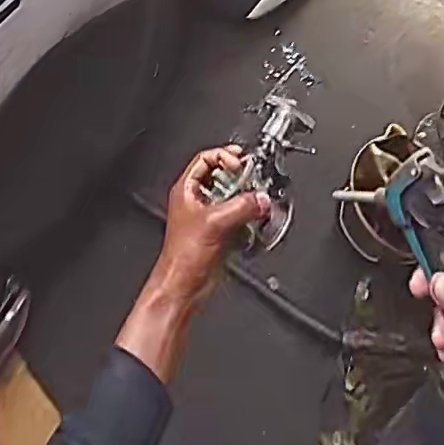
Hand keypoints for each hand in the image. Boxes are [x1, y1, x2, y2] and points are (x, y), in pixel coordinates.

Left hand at [152, 145, 270, 302]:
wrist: (183, 287)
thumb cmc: (182, 256)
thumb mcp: (215, 222)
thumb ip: (242, 207)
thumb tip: (261, 198)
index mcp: (187, 189)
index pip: (206, 158)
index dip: (224, 156)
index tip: (240, 164)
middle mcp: (197, 200)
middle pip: (222, 176)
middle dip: (240, 177)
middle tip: (253, 179)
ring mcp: (209, 216)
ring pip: (232, 196)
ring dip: (246, 198)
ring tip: (257, 200)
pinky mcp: (220, 232)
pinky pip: (238, 216)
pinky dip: (248, 216)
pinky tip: (254, 220)